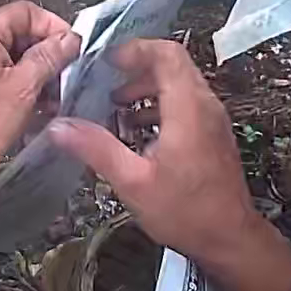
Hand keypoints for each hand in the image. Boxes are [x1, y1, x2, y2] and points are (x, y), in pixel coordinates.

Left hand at [0, 1, 80, 182]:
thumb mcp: (24, 87)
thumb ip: (49, 56)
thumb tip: (70, 39)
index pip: (27, 12)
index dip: (54, 27)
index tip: (74, 47)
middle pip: (24, 34)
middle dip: (50, 54)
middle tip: (69, 74)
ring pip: (20, 56)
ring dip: (42, 74)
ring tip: (57, 96)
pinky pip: (10, 74)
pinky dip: (29, 86)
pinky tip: (43, 105)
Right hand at [47, 39, 290, 290]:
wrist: (231, 240)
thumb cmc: (185, 212)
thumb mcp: (133, 181)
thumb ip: (96, 149)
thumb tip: (59, 127)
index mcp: (187, 109)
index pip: (167, 54)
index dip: (135, 50)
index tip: (107, 62)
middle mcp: (205, 106)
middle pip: (172, 65)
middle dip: (136, 68)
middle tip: (105, 82)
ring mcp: (212, 120)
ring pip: (179, 84)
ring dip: (146, 89)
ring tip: (115, 107)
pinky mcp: (212, 135)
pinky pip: (185, 104)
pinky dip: (159, 106)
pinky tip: (136, 132)